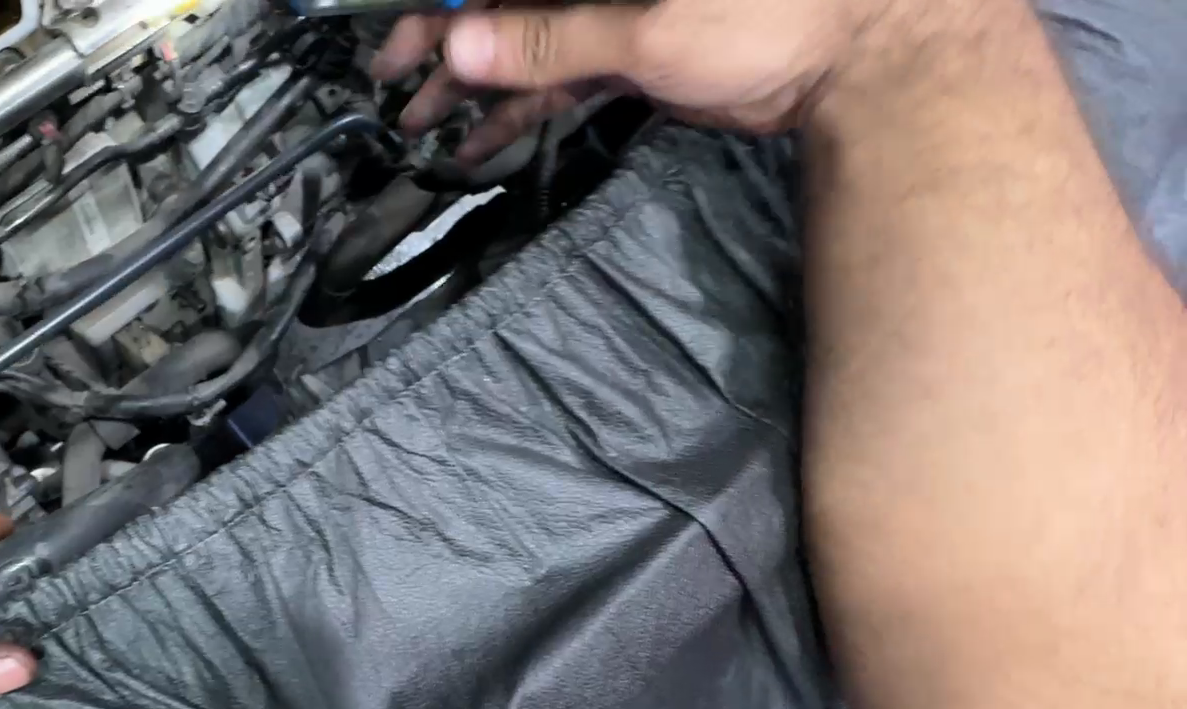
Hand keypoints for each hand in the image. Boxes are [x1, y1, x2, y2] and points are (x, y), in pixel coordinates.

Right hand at [371, 0, 948, 161]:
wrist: (861, 57)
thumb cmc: (771, 16)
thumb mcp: (651, 32)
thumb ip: (550, 40)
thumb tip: (460, 44)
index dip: (446, 2)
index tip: (398, 38)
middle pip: (505, 1)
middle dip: (446, 45)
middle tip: (396, 90)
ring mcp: (614, 6)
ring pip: (524, 43)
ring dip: (474, 87)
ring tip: (423, 128)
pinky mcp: (628, 48)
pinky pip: (557, 78)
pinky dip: (520, 111)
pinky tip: (478, 144)